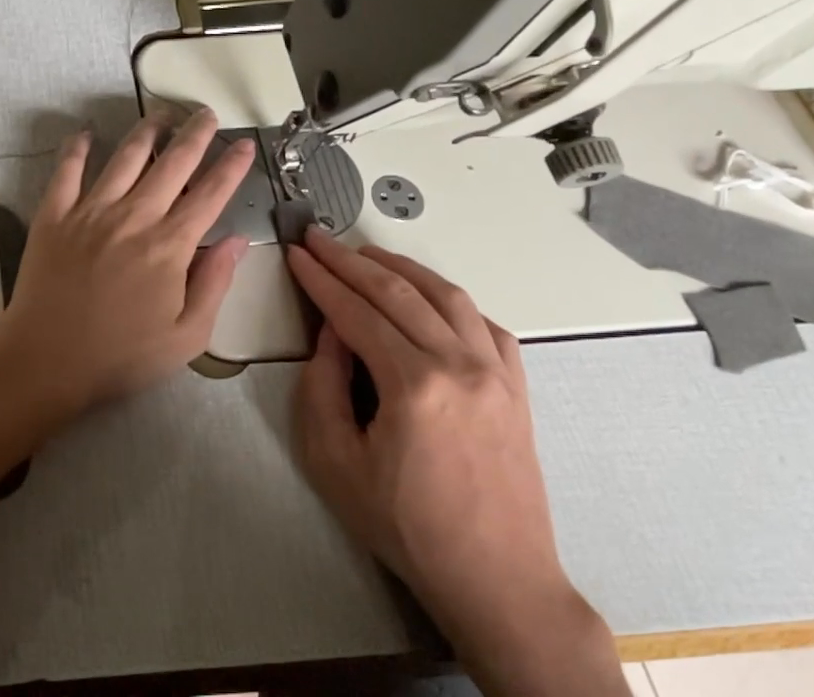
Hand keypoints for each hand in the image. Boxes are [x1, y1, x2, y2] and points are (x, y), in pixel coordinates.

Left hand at [0, 109, 254, 415]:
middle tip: (206, 113)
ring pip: (124, 158)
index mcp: (169, 246)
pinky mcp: (53, 216)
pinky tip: (85, 133)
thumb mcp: (187, 336)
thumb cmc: (120, 356)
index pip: (210, 195)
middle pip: (172, 165)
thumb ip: (214, 284)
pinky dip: (76, 149)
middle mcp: (133, 217)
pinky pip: (67, 172)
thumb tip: (236, 242)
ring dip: (146, 132)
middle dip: (194, 135)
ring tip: (160, 115)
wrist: (46, 359)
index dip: (231, 167)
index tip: (245, 144)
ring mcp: (89, 212)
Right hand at [288, 229, 623, 695]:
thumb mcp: (334, 460)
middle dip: (352, 260)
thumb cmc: (403, 524)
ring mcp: (498, 374)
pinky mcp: (518, 388)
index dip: (320, 279)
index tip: (296, 254)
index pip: (356, 312)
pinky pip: (485, 324)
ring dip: (402, 268)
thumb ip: (323, 386)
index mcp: (414, 385)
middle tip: (319, 238)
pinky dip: (450, 300)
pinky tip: (429, 297)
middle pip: (399, 293)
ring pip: (447, 296)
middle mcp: (461, 365)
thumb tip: (331, 333)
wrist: (494, 575)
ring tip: (367, 253)